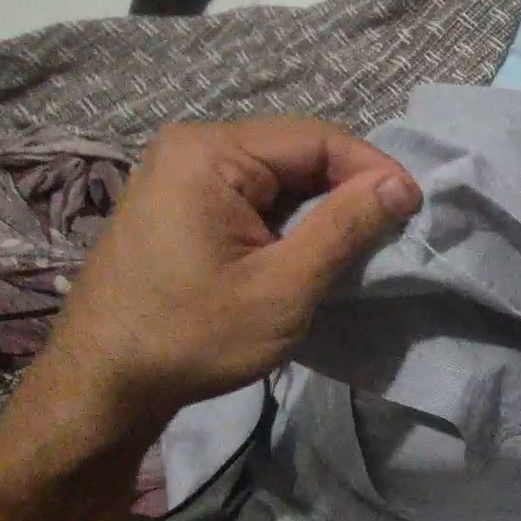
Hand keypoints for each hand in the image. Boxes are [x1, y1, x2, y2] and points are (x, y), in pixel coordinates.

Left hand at [47, 118, 420, 421]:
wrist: (106, 382)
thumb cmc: (194, 335)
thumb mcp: (284, 286)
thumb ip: (344, 228)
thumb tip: (403, 185)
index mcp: (211, 153)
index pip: (319, 139)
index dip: (375, 170)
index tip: (414, 211)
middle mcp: (195, 148)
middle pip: (301, 153)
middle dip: (353, 189)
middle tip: (393, 232)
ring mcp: (187, 176)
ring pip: (285, 177)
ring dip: (328, 208)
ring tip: (363, 245)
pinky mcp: (188, 205)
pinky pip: (261, 197)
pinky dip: (298, 221)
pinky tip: (317, 251)